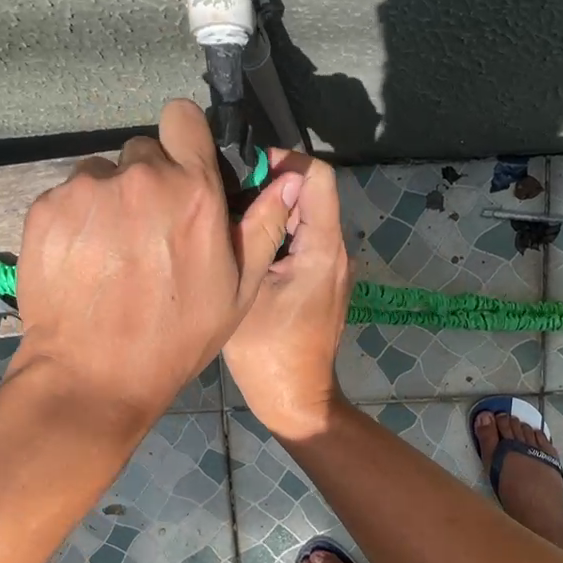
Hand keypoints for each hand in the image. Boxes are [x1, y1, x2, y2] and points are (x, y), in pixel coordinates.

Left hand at [8, 100, 303, 427]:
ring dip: (110, 204)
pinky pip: (66, 199)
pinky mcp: (46, 210)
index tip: (182, 170)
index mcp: (193, 192)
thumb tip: (291, 179)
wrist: (96, 376)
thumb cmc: (177, 340)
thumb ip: (262, 228)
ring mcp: (87, 192)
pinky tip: (84, 267)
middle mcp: (139, 177)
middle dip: (148, 184)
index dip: (183, 140)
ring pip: (102, 177)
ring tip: (112, 258)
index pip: (183, 117)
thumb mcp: (238, 294)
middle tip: (149, 237)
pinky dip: (75, 224)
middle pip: (142, 153)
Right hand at [221, 150, 353, 439]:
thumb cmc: (267, 352)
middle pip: (311, 195)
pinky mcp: (323, 287)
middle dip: (271, 188)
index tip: (244, 173)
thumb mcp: (247, 289)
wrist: (295, 401)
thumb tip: (247, 190)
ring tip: (230, 226)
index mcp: (323, 248)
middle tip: (226, 201)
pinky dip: (279, 239)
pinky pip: (304, 246)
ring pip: (306, 221)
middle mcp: (337, 253)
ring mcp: (333, 272)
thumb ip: (253, 233)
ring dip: (273, 215)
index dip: (283, 161)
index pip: (317, 174)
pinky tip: (245, 256)